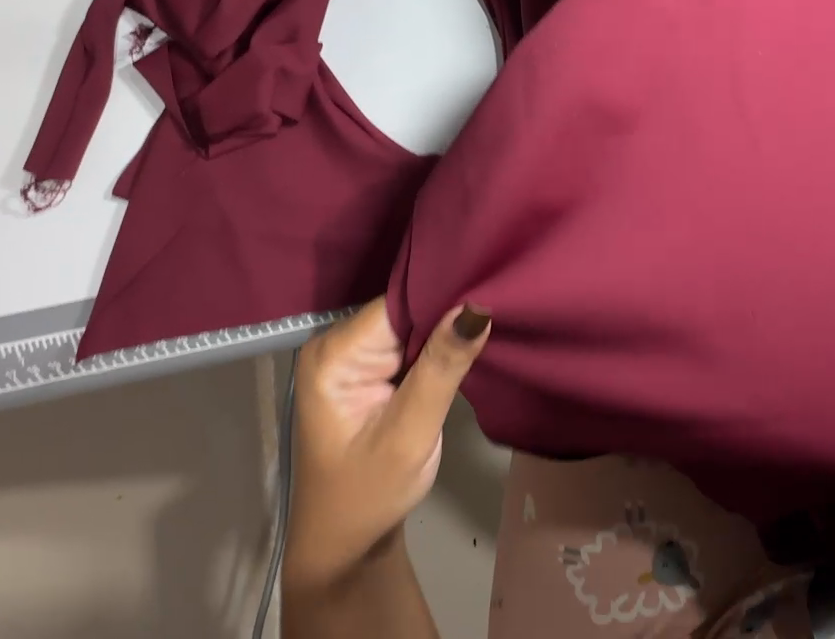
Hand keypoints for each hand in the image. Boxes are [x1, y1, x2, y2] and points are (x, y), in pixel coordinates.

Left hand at [283, 297, 490, 591]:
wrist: (347, 545)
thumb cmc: (369, 495)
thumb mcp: (410, 434)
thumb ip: (442, 368)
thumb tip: (476, 307)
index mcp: (333, 356)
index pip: (399, 303)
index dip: (445, 295)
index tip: (492, 289)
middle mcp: (338, 345)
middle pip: (407, 307)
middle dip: (451, 309)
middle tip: (501, 305)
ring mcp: (354, 357)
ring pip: (414, 323)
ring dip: (449, 327)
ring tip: (493, 321)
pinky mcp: (372, 370)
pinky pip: (414, 341)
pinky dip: (441, 345)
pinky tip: (470, 344)